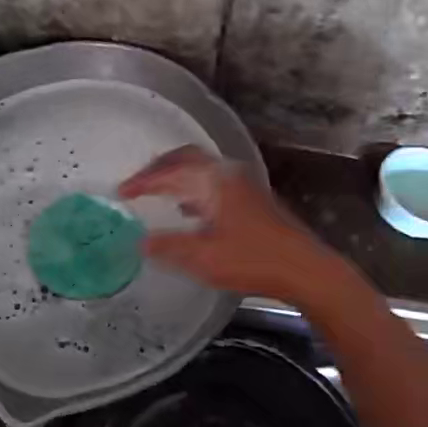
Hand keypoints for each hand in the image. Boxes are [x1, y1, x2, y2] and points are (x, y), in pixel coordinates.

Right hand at [118, 146, 352, 303]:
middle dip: (159, 168)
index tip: (122, 192)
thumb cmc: (252, 259)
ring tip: (157, 192)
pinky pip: (213, 182)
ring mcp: (243, 183)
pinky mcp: (252, 197)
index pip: (169, 171)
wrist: (305, 268)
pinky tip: (189, 209)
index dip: (143, 181)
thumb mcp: (203, 257)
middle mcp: (227, 173)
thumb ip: (169, 246)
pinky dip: (193, 188)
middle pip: (186, 158)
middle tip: (138, 184)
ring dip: (177, 176)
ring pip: (201, 169)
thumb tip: (141, 241)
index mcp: (213, 179)